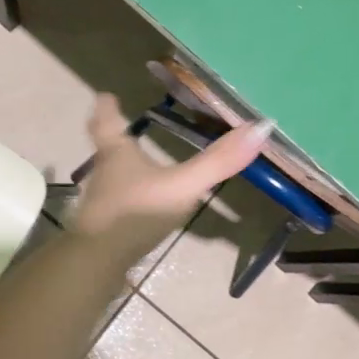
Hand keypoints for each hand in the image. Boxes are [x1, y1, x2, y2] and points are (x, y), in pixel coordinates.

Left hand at [68, 94, 273, 257]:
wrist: (98, 261)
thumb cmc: (136, 212)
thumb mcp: (182, 185)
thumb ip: (218, 162)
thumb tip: (260, 127)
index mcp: (117, 154)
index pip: (107, 122)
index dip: (107, 108)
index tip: (106, 96)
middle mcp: (104, 173)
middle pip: (105, 148)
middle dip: (114, 137)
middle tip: (122, 127)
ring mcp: (101, 203)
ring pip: (110, 178)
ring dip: (121, 170)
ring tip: (138, 166)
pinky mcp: (104, 229)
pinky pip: (117, 206)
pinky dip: (128, 201)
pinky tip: (141, 209)